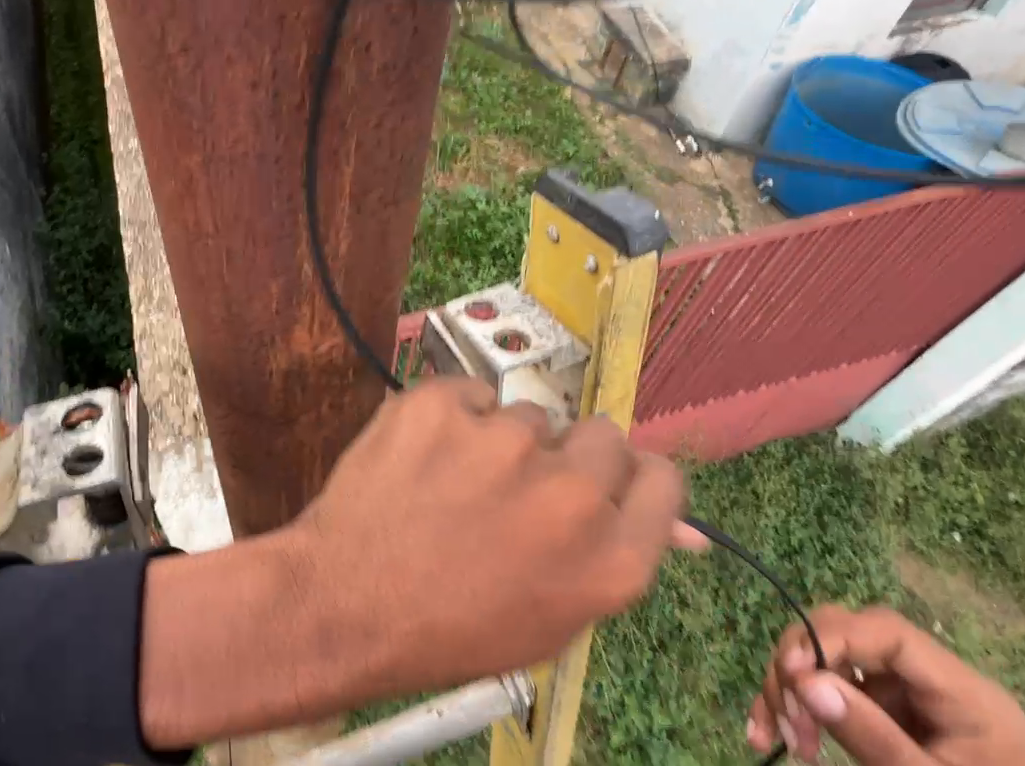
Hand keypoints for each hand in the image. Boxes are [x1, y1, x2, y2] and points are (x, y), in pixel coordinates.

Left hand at [292, 376, 704, 693]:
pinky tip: (423, 461)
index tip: (602, 486)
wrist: (343, 602)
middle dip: (569, 458)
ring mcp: (503, 439)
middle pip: (604, 436)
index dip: (630, 481)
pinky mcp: (443, 402)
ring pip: (529, 416)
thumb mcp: (553, 618)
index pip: (662, 481)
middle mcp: (570, 493)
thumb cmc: (450, 628)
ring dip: (503, 442)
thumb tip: (681, 525)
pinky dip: (453, 420)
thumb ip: (614, 555)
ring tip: (455, 486)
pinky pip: (471, 396)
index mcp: (610, 560)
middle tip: (519, 489)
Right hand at [746, 606, 1024, 765]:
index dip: (831, 639)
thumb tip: (804, 682)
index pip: (888, 632)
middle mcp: (932, 679)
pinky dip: (796, 706)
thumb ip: (874, 737)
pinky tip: (771, 733)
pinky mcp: (885, 713)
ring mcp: (906, 696)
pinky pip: (830, 690)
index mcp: (965, 691)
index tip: (791, 673)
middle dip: (803, 667)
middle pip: (850, 634)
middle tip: (786, 719)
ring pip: (830, 660)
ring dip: (791, 690)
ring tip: (778, 737)